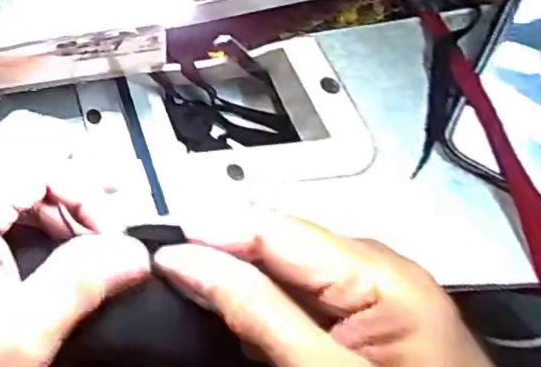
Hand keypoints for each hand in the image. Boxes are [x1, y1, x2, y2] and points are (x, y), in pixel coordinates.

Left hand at [0, 162, 151, 365]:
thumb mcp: (24, 327)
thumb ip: (80, 281)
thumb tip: (128, 253)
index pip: (44, 162)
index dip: (89, 194)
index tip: (116, 234)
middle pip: (32, 154)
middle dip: (80, 181)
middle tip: (119, 213)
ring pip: (22, 171)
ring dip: (65, 196)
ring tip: (103, 229)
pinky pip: (10, 193)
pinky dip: (44, 209)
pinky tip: (69, 237)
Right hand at [153, 206, 490, 366]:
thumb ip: (256, 311)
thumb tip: (183, 257)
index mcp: (383, 273)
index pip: (267, 223)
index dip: (205, 230)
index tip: (156, 251)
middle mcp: (377, 265)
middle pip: (266, 236)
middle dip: (217, 252)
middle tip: (169, 275)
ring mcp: (370, 287)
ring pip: (272, 259)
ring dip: (233, 275)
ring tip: (197, 292)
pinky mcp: (360, 309)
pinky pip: (291, 285)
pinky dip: (258, 297)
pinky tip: (242, 318)